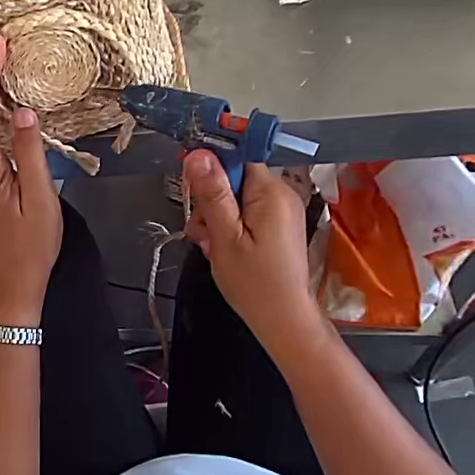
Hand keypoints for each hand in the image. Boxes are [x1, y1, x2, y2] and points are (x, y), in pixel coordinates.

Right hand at [182, 151, 324, 344]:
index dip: (211, 165)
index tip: (192, 185)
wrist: (283, 321)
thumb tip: (198, 154)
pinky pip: (246, 213)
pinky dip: (229, 227)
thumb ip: (212, 193)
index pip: (238, 155)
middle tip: (204, 233)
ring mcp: (281, 210)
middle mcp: (280, 194)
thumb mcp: (225, 237)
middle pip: (234, 178)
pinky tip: (222, 249)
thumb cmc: (254, 283)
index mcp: (270, 191)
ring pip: (236, 198)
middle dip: (211, 201)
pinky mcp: (277, 225)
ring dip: (216, 218)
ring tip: (212, 246)